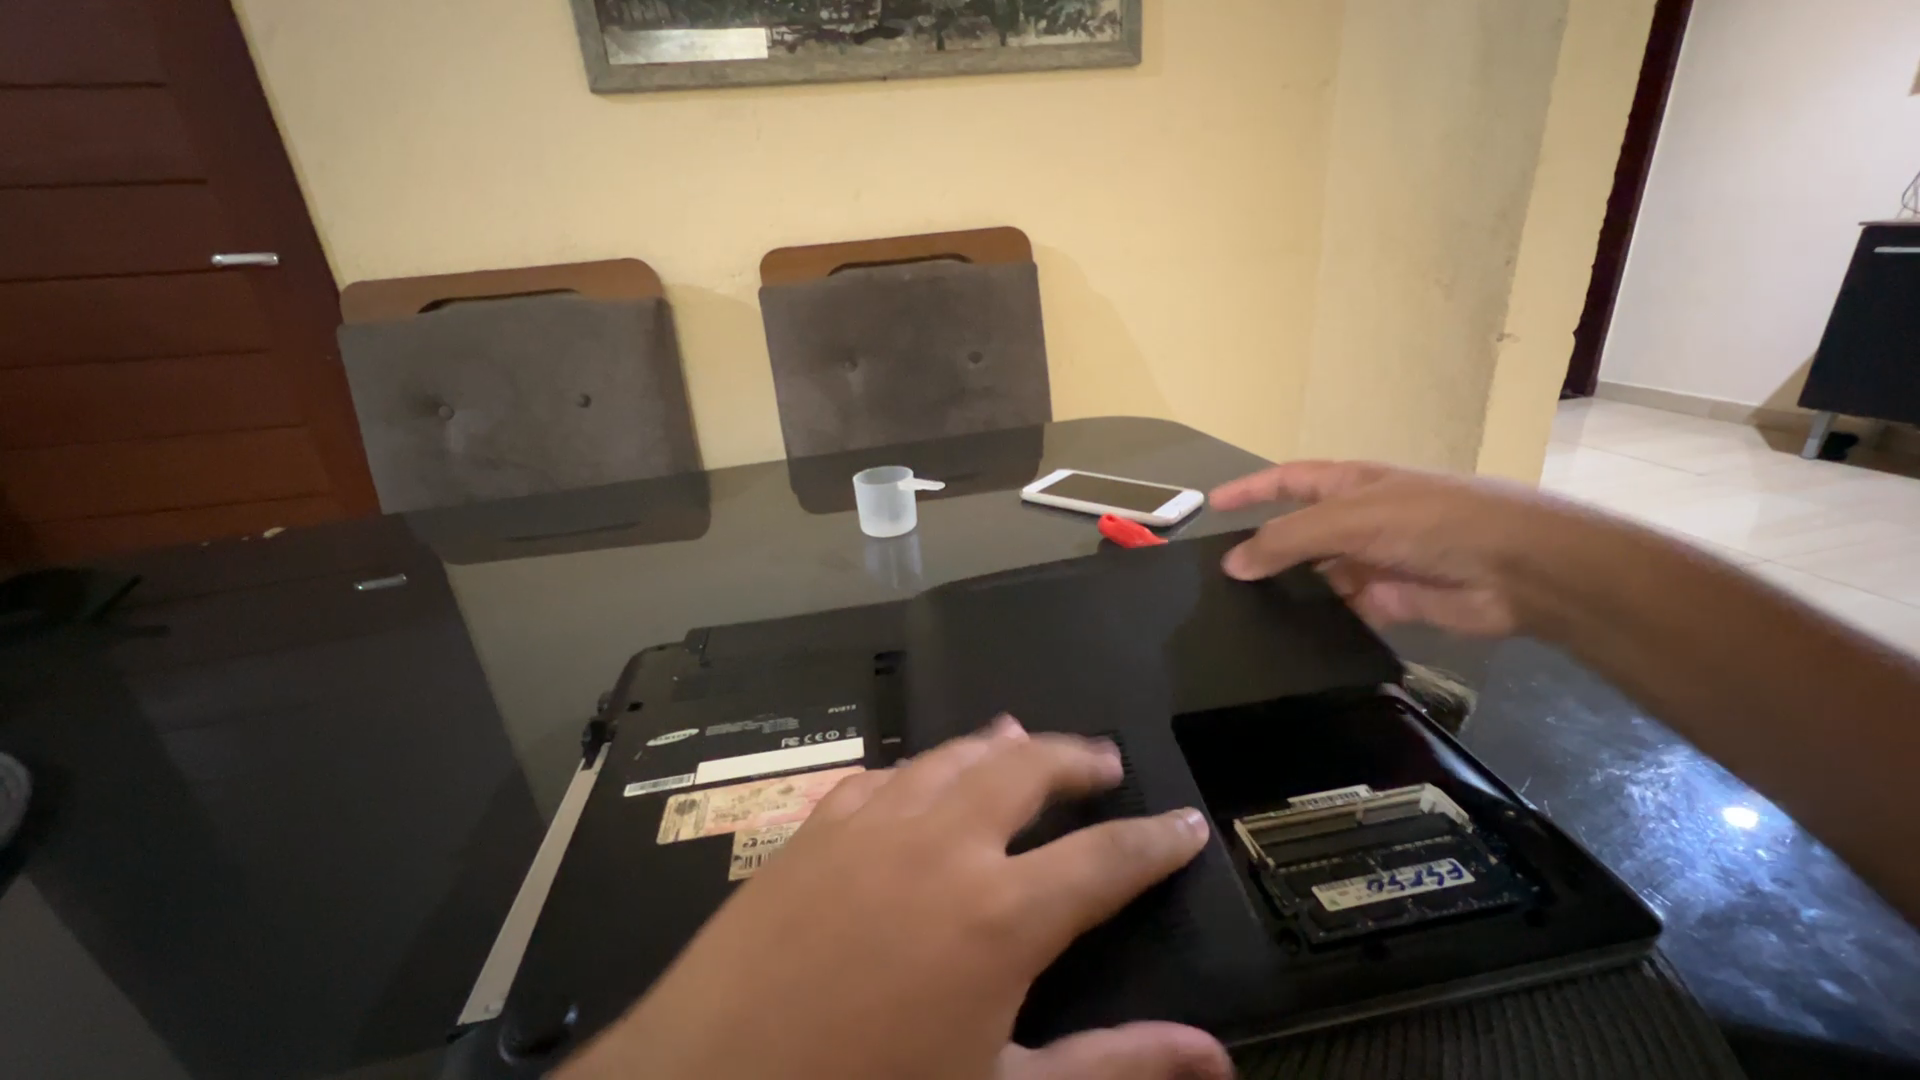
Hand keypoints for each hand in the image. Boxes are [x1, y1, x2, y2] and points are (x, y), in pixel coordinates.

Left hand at [557, 716, 1228, 1079]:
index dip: (1156, 840)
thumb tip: (1212, 1055)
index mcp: (1000, 913)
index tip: (1185, 823)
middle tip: (1104, 762)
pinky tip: (924, 778)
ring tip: (1025, 740)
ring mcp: (873, 824)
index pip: (1106, 858)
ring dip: (999, 747)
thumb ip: (1111, 1066)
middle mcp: (943, 844)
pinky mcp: (817, 826)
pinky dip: (921, 770)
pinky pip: (884, 777)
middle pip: (1028, 772)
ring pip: (955, 757)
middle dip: (1077, 760)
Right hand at [1211, 461, 1576, 637]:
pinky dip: (1318, 621)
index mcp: (1350, 486)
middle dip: (1263, 552)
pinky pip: (1341, 611)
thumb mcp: (1351, 518)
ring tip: (1241, 613)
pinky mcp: (1389, 601)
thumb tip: (1232, 565)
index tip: (1210, 506)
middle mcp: (1358, 521)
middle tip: (1218, 580)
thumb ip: (1288, 540)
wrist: (1517, 569)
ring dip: (1288, 591)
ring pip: (1316, 577)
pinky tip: (1286, 637)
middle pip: (1298, 534)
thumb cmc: (1432, 520)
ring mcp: (1373, 562)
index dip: (1251, 490)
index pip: (1288, 481)